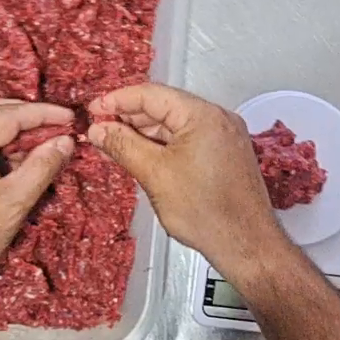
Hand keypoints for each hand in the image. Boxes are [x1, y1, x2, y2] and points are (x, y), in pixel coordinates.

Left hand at [0, 98, 75, 302]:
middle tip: (58, 125)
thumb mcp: (10, 206)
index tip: (70, 118)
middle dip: (27, 114)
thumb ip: (40, 168)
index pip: (7, 116)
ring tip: (42, 146)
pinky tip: (16, 162)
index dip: (43, 114)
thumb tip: (64, 142)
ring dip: (11, 130)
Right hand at [88, 84, 290, 280]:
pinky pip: (187, 139)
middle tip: (98, 129)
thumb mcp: (155, 175)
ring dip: (144, 133)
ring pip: (175, 125)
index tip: (92, 110)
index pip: (152, 94)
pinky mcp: (225, 153)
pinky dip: (163, 145)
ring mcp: (224, 135)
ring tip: (113, 145)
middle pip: (165, 107)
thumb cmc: (203, 211)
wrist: (247, 244)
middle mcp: (217, 118)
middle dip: (129, 118)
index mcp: (203, 115)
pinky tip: (141, 155)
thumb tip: (97, 129)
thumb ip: (123, 146)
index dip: (118, 100)